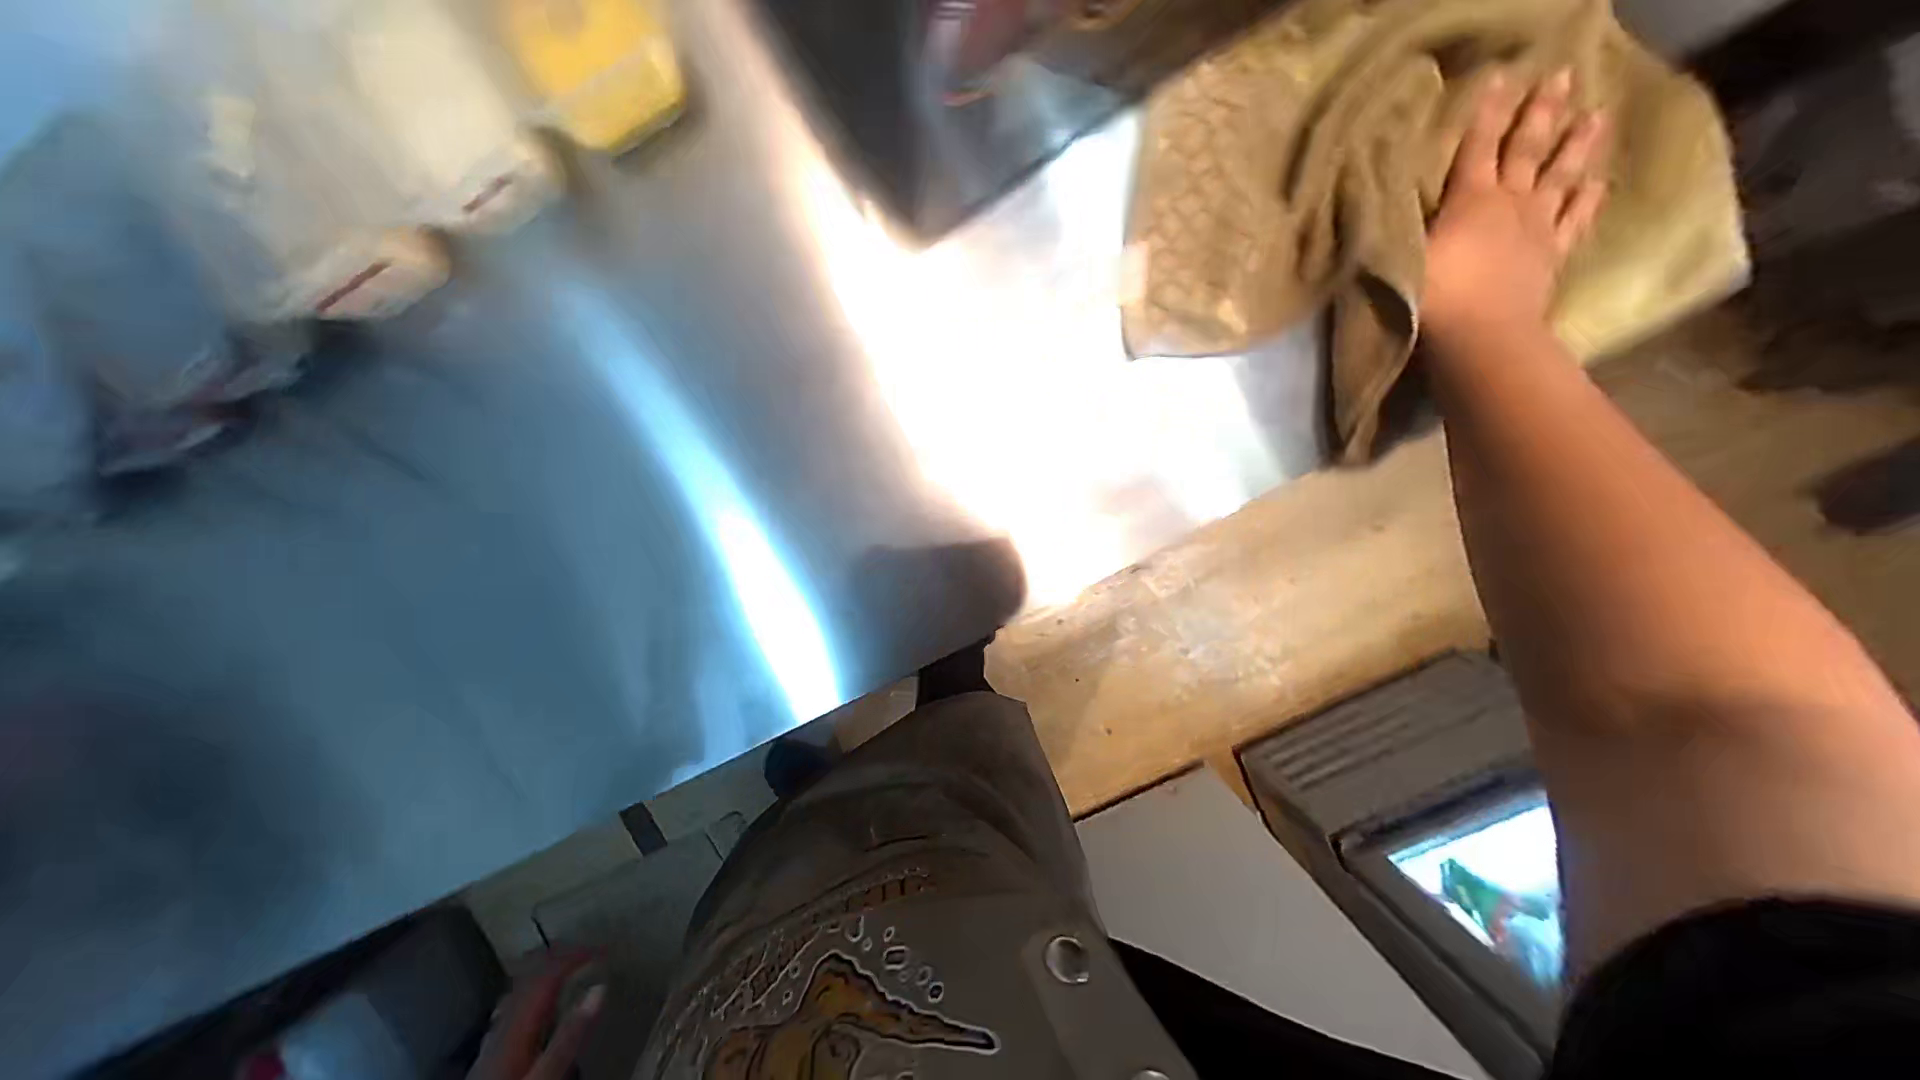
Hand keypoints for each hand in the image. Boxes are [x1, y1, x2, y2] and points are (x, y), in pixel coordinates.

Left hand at [465, 953, 604, 1079]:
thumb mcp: (545, 1076)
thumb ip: (570, 1036)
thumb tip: (598, 990)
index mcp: (516, 1028)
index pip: (547, 976)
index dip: (575, 956)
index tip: (604, 950)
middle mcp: (502, 1026)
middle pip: (529, 976)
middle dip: (560, 955)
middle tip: (588, 948)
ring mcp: (493, 1039)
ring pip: (518, 988)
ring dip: (544, 968)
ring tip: (565, 961)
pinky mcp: (490, 1053)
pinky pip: (511, 1005)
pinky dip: (529, 989)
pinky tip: (534, 999)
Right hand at [1420, 69, 1608, 348]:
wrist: (1479, 337)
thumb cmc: (1432, 298)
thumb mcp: (1403, 257)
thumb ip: (1402, 227)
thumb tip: (1384, 203)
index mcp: (1470, 201)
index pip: (1477, 148)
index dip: (1487, 114)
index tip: (1499, 78)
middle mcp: (1509, 204)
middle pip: (1527, 151)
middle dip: (1541, 113)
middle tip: (1560, 77)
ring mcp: (1535, 229)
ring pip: (1560, 177)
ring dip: (1577, 146)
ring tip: (1595, 116)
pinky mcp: (1551, 257)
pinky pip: (1573, 221)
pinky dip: (1585, 200)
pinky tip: (1595, 183)